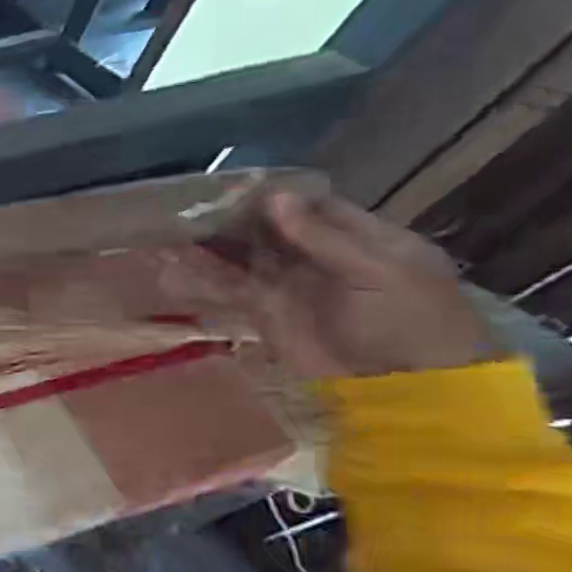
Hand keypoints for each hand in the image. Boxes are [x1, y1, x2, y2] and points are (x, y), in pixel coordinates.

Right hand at [164, 191, 497, 378]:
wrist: (403, 384)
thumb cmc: (408, 320)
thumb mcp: (375, 272)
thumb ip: (321, 237)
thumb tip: (274, 198)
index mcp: (357, 236)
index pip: (308, 205)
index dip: (270, 195)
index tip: (225, 187)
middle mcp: (317, 255)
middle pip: (266, 229)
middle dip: (227, 219)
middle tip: (181, 209)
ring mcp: (288, 283)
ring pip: (239, 257)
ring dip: (205, 247)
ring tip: (164, 234)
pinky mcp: (264, 311)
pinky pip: (227, 290)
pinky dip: (199, 281)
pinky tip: (169, 272)